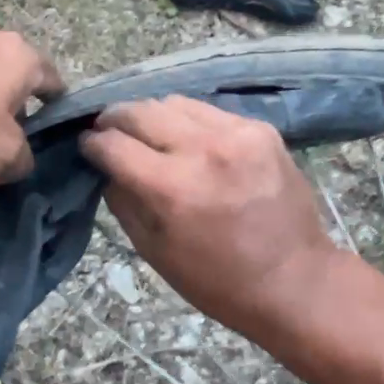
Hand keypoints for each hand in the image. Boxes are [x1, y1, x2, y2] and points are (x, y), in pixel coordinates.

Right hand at [79, 96, 339, 334]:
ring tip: (149, 134)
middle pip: (140, 110)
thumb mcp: (155, 252)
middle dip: (115, 118)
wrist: (297, 280)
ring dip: (152, 115)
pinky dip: (189, 121)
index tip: (87, 145)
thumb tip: (105, 166)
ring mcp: (236, 133)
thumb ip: (123, 201)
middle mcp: (203, 149)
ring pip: (173, 102)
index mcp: (173, 188)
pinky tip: (190, 141)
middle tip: (108, 131)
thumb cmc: (219, 281)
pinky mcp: (260, 129)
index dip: (92, 143)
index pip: (114, 144)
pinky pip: (208, 111)